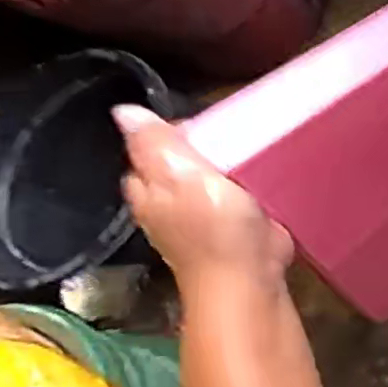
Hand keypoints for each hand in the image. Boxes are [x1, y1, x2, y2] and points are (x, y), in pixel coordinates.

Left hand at [113, 104, 294, 286]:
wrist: (249, 275)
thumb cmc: (215, 226)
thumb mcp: (182, 176)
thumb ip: (156, 144)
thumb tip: (123, 111)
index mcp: (149, 188)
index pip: (150, 147)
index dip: (173, 130)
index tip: (207, 119)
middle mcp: (169, 202)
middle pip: (182, 160)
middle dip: (204, 144)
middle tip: (236, 128)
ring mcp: (203, 215)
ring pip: (211, 176)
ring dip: (229, 161)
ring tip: (253, 143)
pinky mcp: (235, 224)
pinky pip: (238, 191)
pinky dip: (248, 181)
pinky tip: (264, 173)